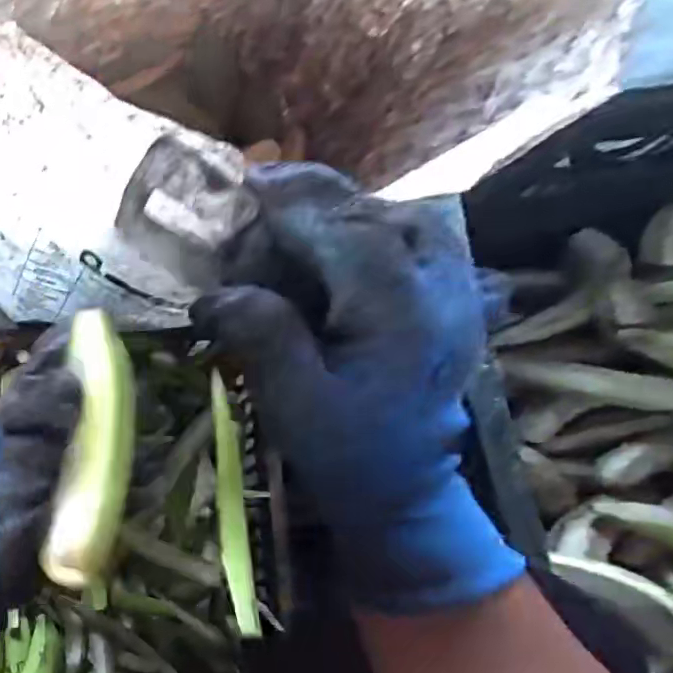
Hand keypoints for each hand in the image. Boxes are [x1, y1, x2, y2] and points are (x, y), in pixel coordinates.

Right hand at [192, 162, 522, 612]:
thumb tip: (216, 294)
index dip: (290, 205)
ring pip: (399, 220)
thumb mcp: (293, 402)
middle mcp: (442, 285)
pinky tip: (331, 247)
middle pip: (376, 214)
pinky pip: (413, 242)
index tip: (245, 184)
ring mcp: (457, 289)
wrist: (404, 487)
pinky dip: (365, 232)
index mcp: (401, 310)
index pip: (344, 232)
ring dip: (339, 214)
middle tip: (258, 204)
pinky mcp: (452, 299)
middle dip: (312, 203)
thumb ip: (262, 337)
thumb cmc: (345, 450)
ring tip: (288, 225)